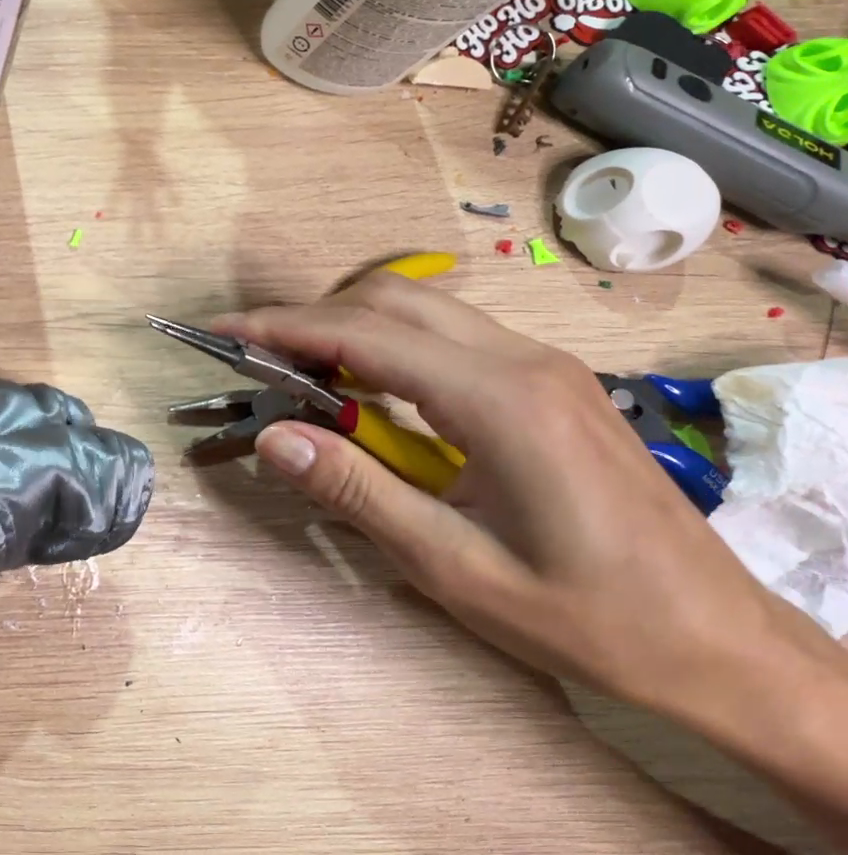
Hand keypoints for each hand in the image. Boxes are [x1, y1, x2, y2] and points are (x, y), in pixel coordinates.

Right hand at [214, 274, 847, 734]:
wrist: (726, 645)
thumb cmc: (589, 618)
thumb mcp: (454, 568)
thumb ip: (356, 491)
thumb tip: (271, 437)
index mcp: (499, 401)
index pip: (363, 335)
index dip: (280, 328)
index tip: (220, 333)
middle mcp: (523, 363)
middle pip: (391, 301)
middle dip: (307, 318)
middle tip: (251, 358)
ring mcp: (544, 369)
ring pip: (421, 311)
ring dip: (346, 329)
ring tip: (295, 376)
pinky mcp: (549, 385)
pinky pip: (449, 339)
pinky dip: (387, 348)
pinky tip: (365, 395)